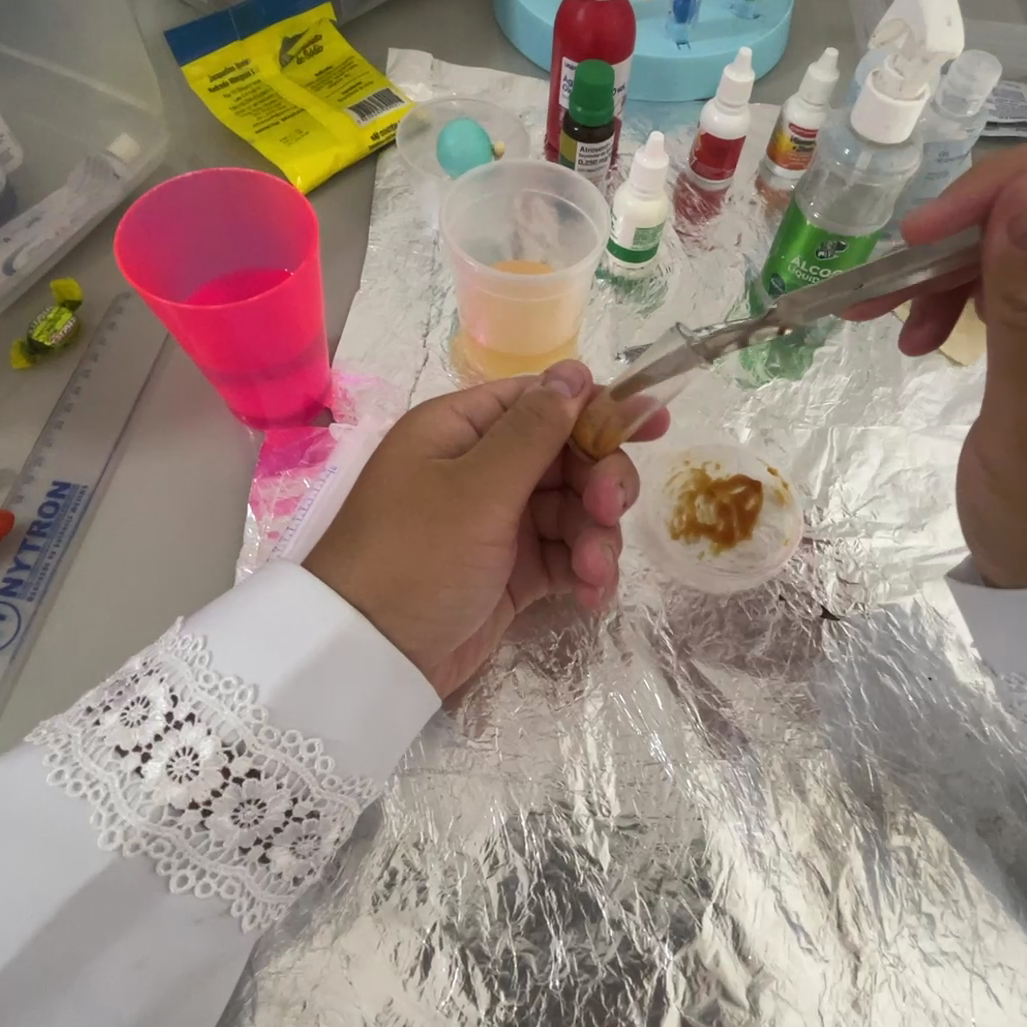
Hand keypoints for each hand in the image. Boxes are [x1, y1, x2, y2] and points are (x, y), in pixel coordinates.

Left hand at [302, 361, 666, 694]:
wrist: (372, 656)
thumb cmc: (416, 556)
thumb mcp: (475, 489)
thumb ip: (533, 431)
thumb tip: (575, 370)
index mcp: (464, 430)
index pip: (544, 402)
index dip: (599, 410)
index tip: (654, 425)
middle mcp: (484, 468)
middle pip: (569, 456)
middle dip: (599, 484)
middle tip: (610, 511)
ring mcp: (501, 521)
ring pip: (575, 510)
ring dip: (596, 538)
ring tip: (594, 574)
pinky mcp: (514, 570)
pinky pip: (565, 556)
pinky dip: (584, 571)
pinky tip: (591, 596)